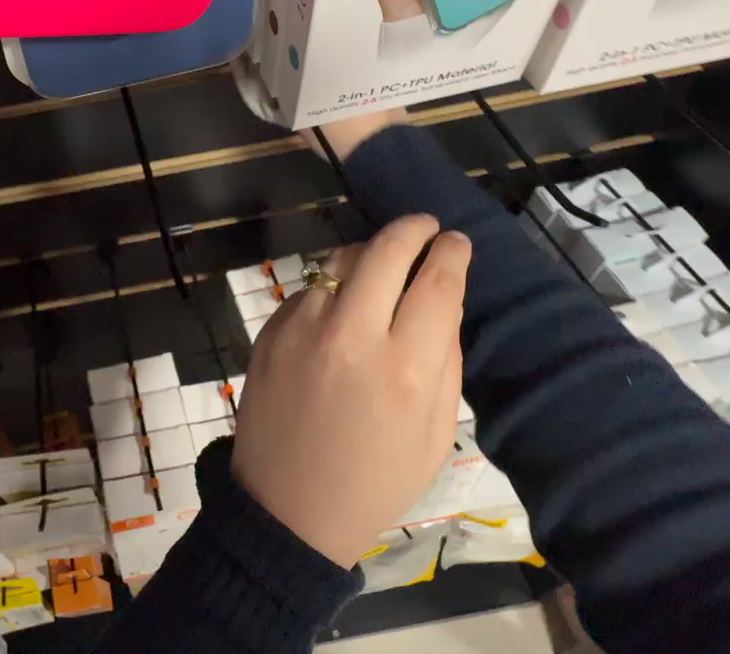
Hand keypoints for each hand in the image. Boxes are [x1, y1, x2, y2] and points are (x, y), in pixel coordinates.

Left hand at [233, 216, 470, 567]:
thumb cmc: (374, 481)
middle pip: (386, 251)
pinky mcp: (271, 329)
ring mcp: (303, 327)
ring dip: (369, 251)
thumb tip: (445, 302)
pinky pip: (309, 288)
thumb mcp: (434, 434)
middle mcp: (351, 335)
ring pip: (340, 260)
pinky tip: (343, 301)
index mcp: (404, 369)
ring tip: (385, 258)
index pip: (437, 284)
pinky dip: (332, 284)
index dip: (453, 254)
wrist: (287, 505)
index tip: (458, 241)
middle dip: (413, 228)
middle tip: (426, 225)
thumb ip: (445, 361)